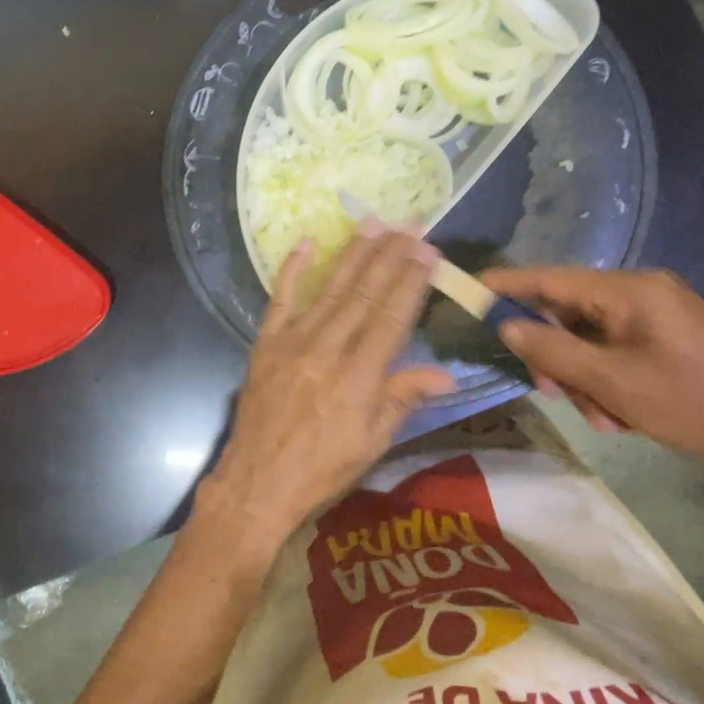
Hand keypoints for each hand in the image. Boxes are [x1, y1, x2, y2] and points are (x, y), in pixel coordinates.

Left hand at [204, 226, 456, 542]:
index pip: (391, 317)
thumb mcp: (372, 442)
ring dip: (353, 254)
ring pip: (329, 289)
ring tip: (373, 223)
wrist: (258, 481)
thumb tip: (445, 374)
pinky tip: (306, 243)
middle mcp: (327, 350)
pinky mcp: (266, 343)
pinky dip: (292, 269)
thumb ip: (402, 399)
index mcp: (358, 377)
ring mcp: (292, 342)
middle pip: (364, 294)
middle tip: (410, 224)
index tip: (427, 251)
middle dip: (390, 257)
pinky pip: (279, 299)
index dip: (411, 282)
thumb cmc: (322, 468)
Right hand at [481, 267, 703, 472]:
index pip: (551, 278)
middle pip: (569, 314)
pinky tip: (623, 418)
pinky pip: (616, 353)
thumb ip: (552, 351)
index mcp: (629, 290)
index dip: (508, 284)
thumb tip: (507, 325)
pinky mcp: (669, 342)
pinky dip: (608, 384)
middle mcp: (641, 294)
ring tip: (605, 419)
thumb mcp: (612, 382)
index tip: (469, 289)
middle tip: (553, 394)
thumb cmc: (695, 402)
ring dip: (585, 380)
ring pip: (590, 341)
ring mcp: (657, 318)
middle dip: (557, 357)